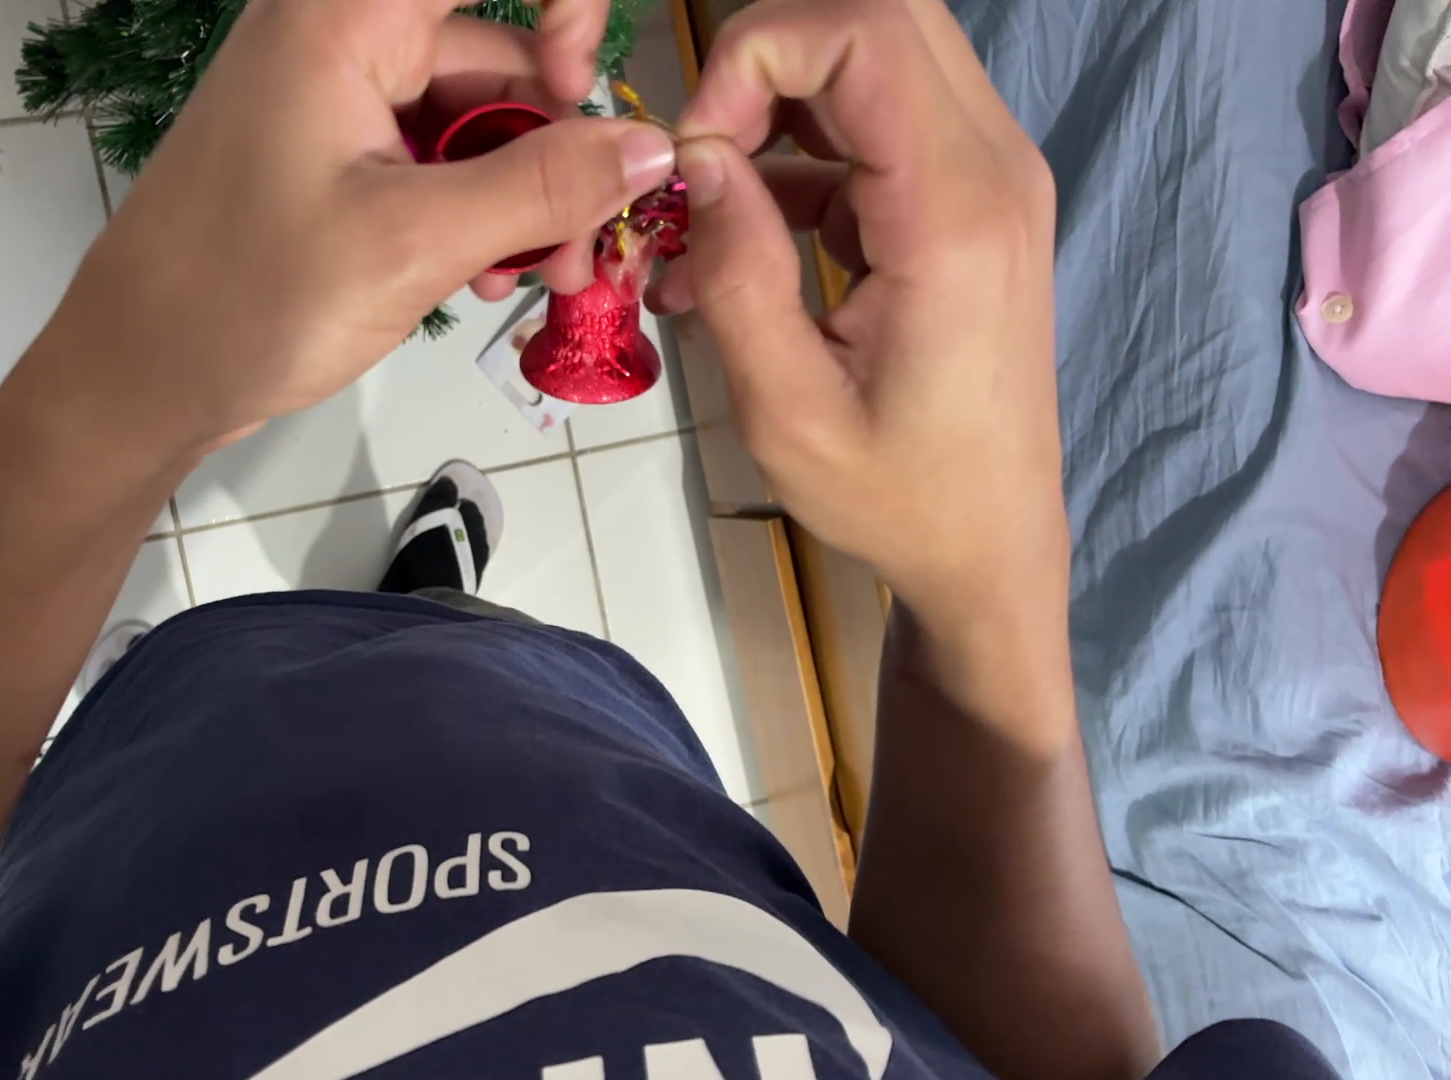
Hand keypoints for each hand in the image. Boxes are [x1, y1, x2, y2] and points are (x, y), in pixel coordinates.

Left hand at [19, 0, 674, 465]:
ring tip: (537, 280)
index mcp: (346, 15)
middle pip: (491, 60)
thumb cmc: (261, 298)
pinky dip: (473, 220)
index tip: (587, 94)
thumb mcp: (414, 243)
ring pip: (469, 129)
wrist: (149, 375)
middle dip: (553, 151)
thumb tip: (651, 146)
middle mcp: (343, 40)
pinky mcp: (336, 172)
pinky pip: (433, 173)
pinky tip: (484, 278)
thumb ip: (540, 189)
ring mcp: (337, 112)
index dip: (565, 9)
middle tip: (582, 249)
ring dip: (521, 200)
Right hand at [652, 0, 1063, 633]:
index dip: (755, 56)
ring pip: (873, 77)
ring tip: (698, 231)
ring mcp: (987, 187)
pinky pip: (872, 147)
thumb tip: (700, 161)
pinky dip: (794, 177)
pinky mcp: (964, 216)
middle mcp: (992, 170)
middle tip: (695, 168)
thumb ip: (737, 274)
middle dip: (762, 70)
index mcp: (953, 214)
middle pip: (879, 25)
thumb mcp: (784, 407)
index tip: (691, 154)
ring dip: (772, 127)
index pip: (865, 36)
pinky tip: (735, 258)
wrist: (985, 546)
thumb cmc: (889, 495)